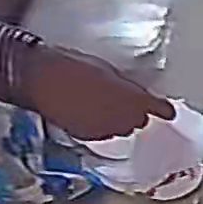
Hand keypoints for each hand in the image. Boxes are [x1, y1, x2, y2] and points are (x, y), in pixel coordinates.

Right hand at [21, 44, 173, 140]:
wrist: (35, 76)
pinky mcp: (93, 138)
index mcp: (135, 99)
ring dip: (121, 121)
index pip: (161, 109)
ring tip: (103, 107)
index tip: (167, 110)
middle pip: (142, 120)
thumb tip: (140, 92)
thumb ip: (127, 85)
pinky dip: (102, 126)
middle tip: (125, 103)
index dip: (164, 110)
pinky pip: (105, 133)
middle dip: (137, 114)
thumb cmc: (69, 65)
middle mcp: (128, 119)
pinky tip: (90, 114)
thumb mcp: (106, 70)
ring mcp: (112, 131)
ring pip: (125, 128)